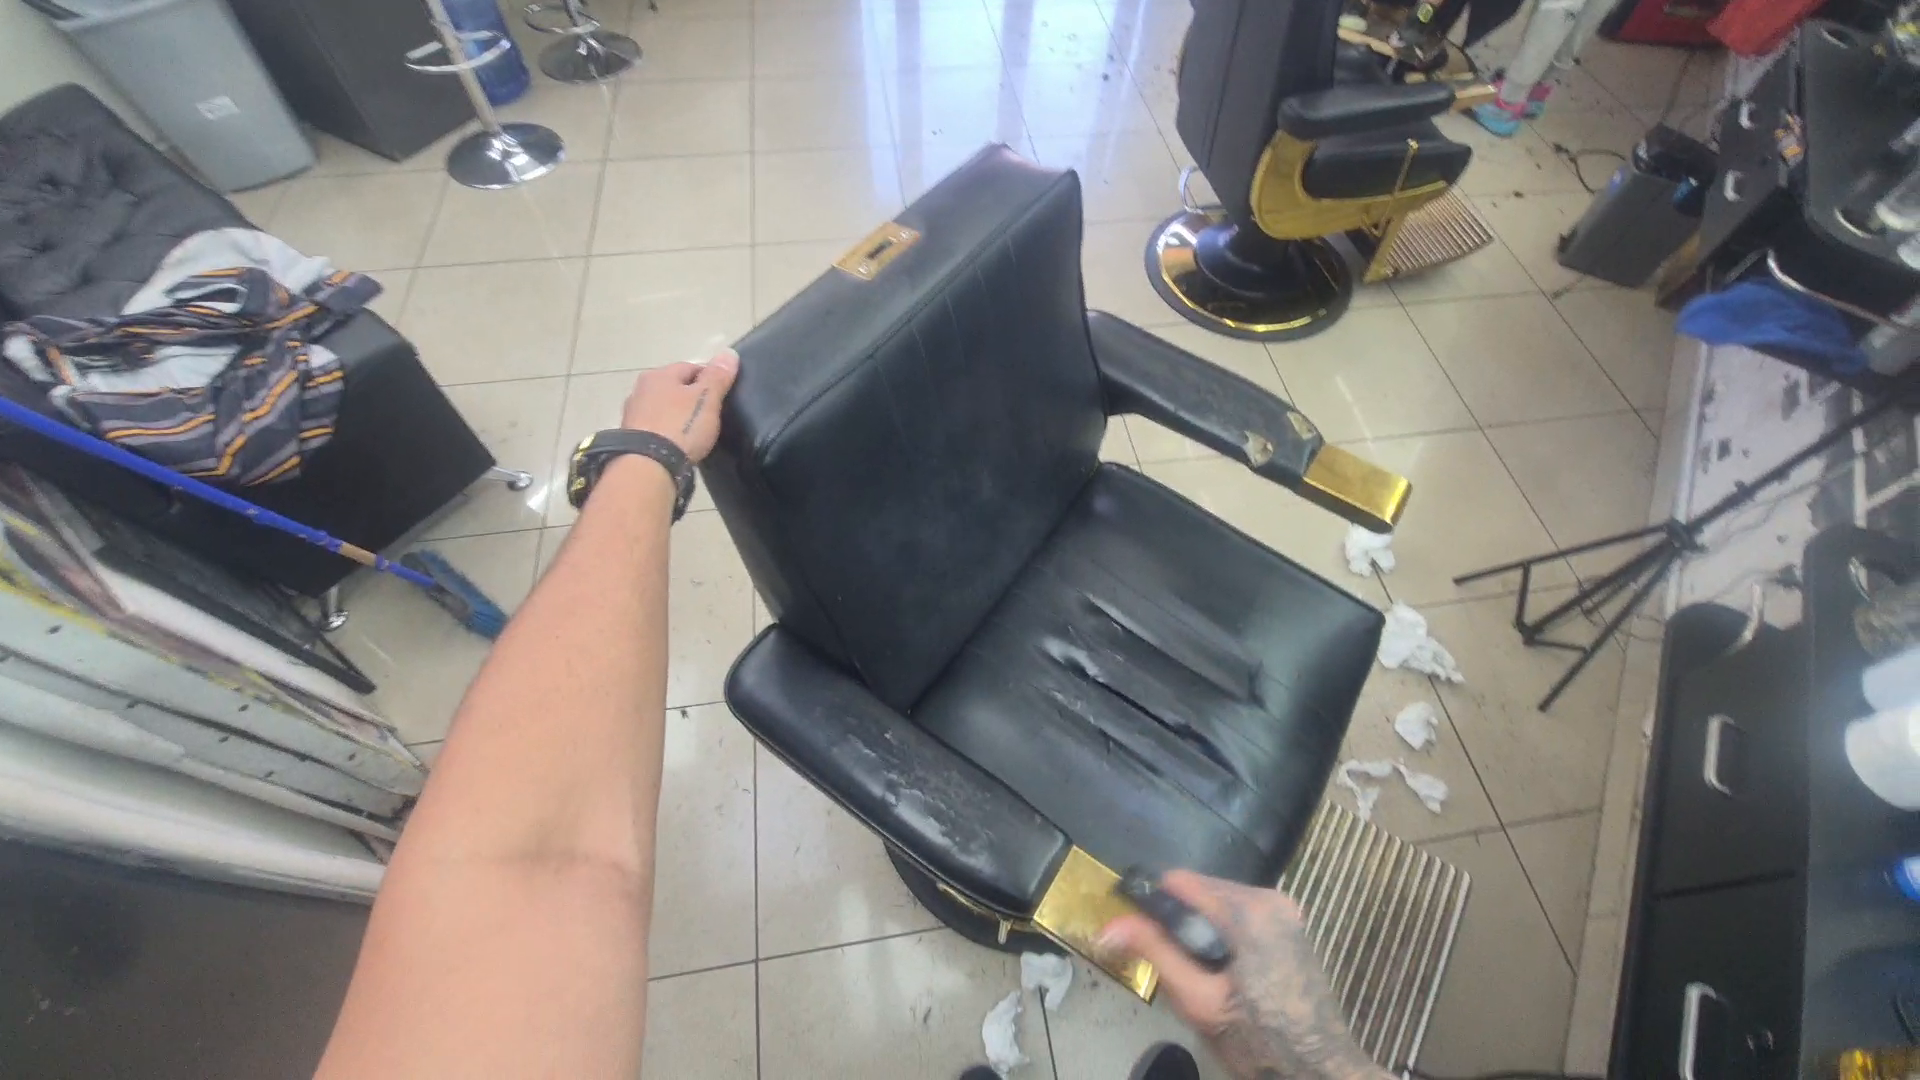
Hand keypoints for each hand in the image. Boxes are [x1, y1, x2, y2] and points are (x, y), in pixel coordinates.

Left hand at [620, 348, 739, 462]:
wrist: (649, 465)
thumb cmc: (681, 427)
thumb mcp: (706, 400)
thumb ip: (718, 377)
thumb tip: (729, 352)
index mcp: (659, 375)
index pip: (690, 368)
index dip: (709, 379)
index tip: (723, 395)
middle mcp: (640, 389)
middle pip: (673, 387)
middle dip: (690, 397)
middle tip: (710, 414)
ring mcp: (632, 414)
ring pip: (662, 408)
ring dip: (676, 415)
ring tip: (694, 432)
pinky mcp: (631, 437)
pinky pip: (654, 428)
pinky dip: (666, 432)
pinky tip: (677, 444)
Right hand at [1100, 871, 1387, 1079]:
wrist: (1322, 1077)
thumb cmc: (1259, 1043)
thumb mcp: (1198, 1002)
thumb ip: (1154, 952)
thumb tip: (1108, 925)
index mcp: (1249, 910)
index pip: (1179, 881)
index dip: (1155, 907)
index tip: (1146, 941)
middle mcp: (1270, 897)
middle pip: (1199, 890)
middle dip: (1180, 922)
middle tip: (1181, 970)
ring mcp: (1285, 910)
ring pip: (1217, 901)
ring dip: (1200, 928)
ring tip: (1205, 976)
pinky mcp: (1290, 925)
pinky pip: (1239, 913)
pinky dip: (1223, 933)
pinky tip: (1227, 971)